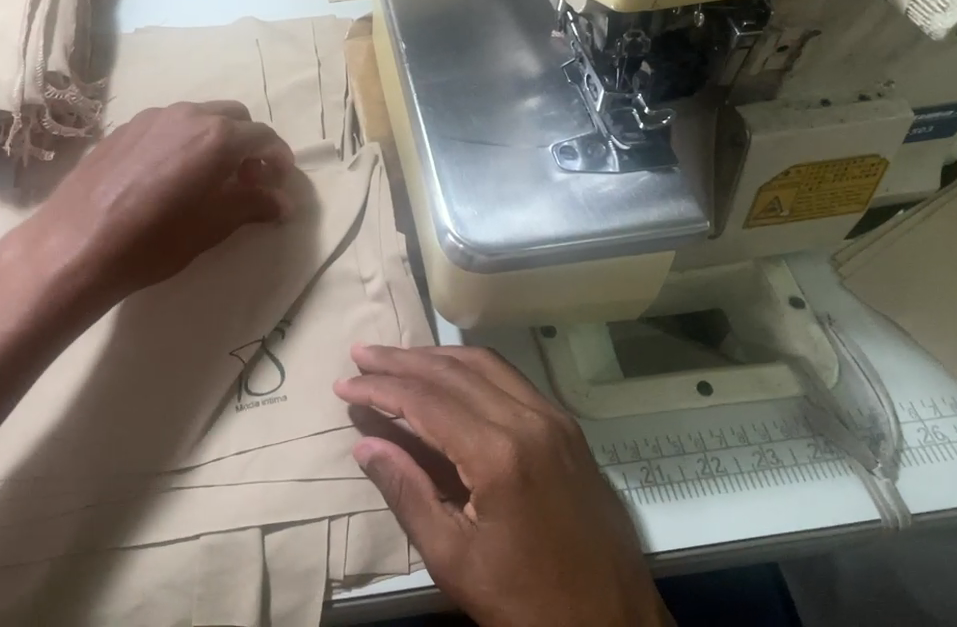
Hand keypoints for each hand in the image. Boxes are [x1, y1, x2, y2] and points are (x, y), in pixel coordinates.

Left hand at [0, 101, 295, 306]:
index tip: (280, 181)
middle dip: (247, 143)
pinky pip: (167, 126)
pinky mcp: (123, 128)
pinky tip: (170, 176)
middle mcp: (187, 115)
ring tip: (208, 177)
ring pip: (198, 117)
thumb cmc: (154, 241)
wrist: (76, 245)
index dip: (278, 158)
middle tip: (247, 179)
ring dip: (214, 140)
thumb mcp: (212, 227)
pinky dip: (183, 142)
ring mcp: (151, 118)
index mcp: (217, 137)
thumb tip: (283, 202)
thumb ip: (252, 205)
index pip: (262, 136)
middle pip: (233, 117)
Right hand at [335, 345, 670, 626]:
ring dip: (436, 357)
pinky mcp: (567, 427)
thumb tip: (365, 444)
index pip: (425, 400)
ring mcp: (554, 419)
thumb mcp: (454, 559)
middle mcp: (529, 420)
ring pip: (484, 365)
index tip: (344, 383)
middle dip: (402, 361)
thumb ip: (407, 492)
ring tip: (396, 358)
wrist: (613, 624)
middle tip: (360, 356)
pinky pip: (511, 379)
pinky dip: (471, 369)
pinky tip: (448, 376)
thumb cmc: (526, 602)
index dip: (380, 388)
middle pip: (452, 372)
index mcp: (499, 454)